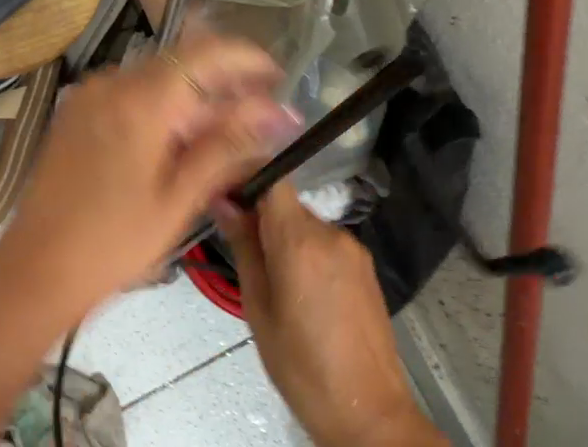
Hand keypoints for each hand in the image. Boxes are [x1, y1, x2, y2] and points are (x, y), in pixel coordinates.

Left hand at [0, 33, 297, 315]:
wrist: (38, 265)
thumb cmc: (114, 242)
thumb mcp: (179, 198)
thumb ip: (225, 146)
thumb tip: (274, 114)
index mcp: (139, 99)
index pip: (203, 52)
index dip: (245, 58)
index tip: (277, 76)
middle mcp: (111, 83)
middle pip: (179, 62)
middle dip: (222, 81)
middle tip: (260, 113)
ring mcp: (88, 95)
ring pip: (154, 78)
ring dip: (192, 96)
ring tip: (226, 132)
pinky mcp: (76, 112)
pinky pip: (128, 94)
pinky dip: (160, 106)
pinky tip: (180, 139)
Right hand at [215, 184, 444, 446]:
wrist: (367, 412)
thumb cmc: (300, 364)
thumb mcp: (257, 305)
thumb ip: (242, 245)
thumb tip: (223, 201)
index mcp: (300, 240)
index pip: (271, 177)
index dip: (244, 174)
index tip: (220, 190)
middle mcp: (331, 234)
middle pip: (285, 203)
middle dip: (259, 216)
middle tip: (236, 244)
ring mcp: (353, 250)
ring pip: (305, 224)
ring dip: (283, 237)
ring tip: (268, 277)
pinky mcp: (366, 269)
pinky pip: (325, 244)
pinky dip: (306, 253)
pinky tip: (298, 290)